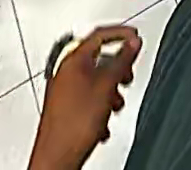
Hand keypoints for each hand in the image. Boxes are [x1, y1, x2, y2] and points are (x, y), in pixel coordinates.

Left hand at [27, 26, 142, 169]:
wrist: (56, 161)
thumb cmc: (74, 126)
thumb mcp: (108, 84)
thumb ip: (123, 59)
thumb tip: (134, 41)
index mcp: (73, 61)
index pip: (100, 34)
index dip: (121, 32)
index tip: (135, 36)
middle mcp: (65, 73)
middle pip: (98, 57)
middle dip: (117, 66)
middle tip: (128, 72)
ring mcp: (62, 92)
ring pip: (95, 79)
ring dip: (110, 88)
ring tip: (116, 101)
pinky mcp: (63, 110)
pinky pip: (88, 97)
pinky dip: (100, 102)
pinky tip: (104, 117)